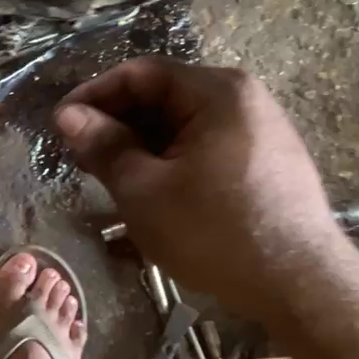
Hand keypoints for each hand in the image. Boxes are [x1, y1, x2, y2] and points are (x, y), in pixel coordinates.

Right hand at [53, 58, 345, 319]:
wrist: (298, 284)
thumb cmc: (213, 231)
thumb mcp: (144, 190)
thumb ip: (104, 146)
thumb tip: (68, 116)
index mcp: (218, 91)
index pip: (141, 74)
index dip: (93, 95)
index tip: (60, 125)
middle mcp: (244, 100)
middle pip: (163, 96)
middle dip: (115, 122)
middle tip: (78, 156)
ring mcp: (259, 131)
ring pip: (182, 125)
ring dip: (139, 145)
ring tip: (106, 177)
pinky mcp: (264, 163)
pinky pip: (203, 147)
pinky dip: (168, 160)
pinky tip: (147, 189)